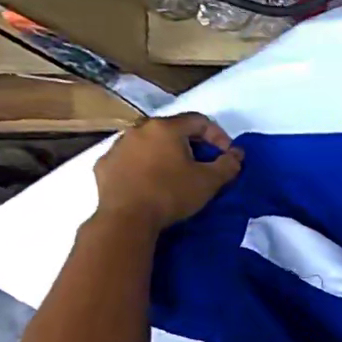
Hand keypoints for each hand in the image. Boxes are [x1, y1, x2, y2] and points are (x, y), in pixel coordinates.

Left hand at [93, 112, 243, 231]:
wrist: (126, 220)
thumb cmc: (171, 195)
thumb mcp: (209, 182)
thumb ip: (228, 165)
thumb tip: (237, 154)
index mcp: (166, 127)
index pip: (199, 121)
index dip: (218, 136)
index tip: (226, 156)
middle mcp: (139, 129)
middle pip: (173, 130)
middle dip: (192, 145)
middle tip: (203, 165)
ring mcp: (117, 146)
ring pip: (149, 144)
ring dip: (165, 154)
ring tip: (175, 175)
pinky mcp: (104, 165)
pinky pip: (129, 160)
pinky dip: (142, 167)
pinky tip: (149, 183)